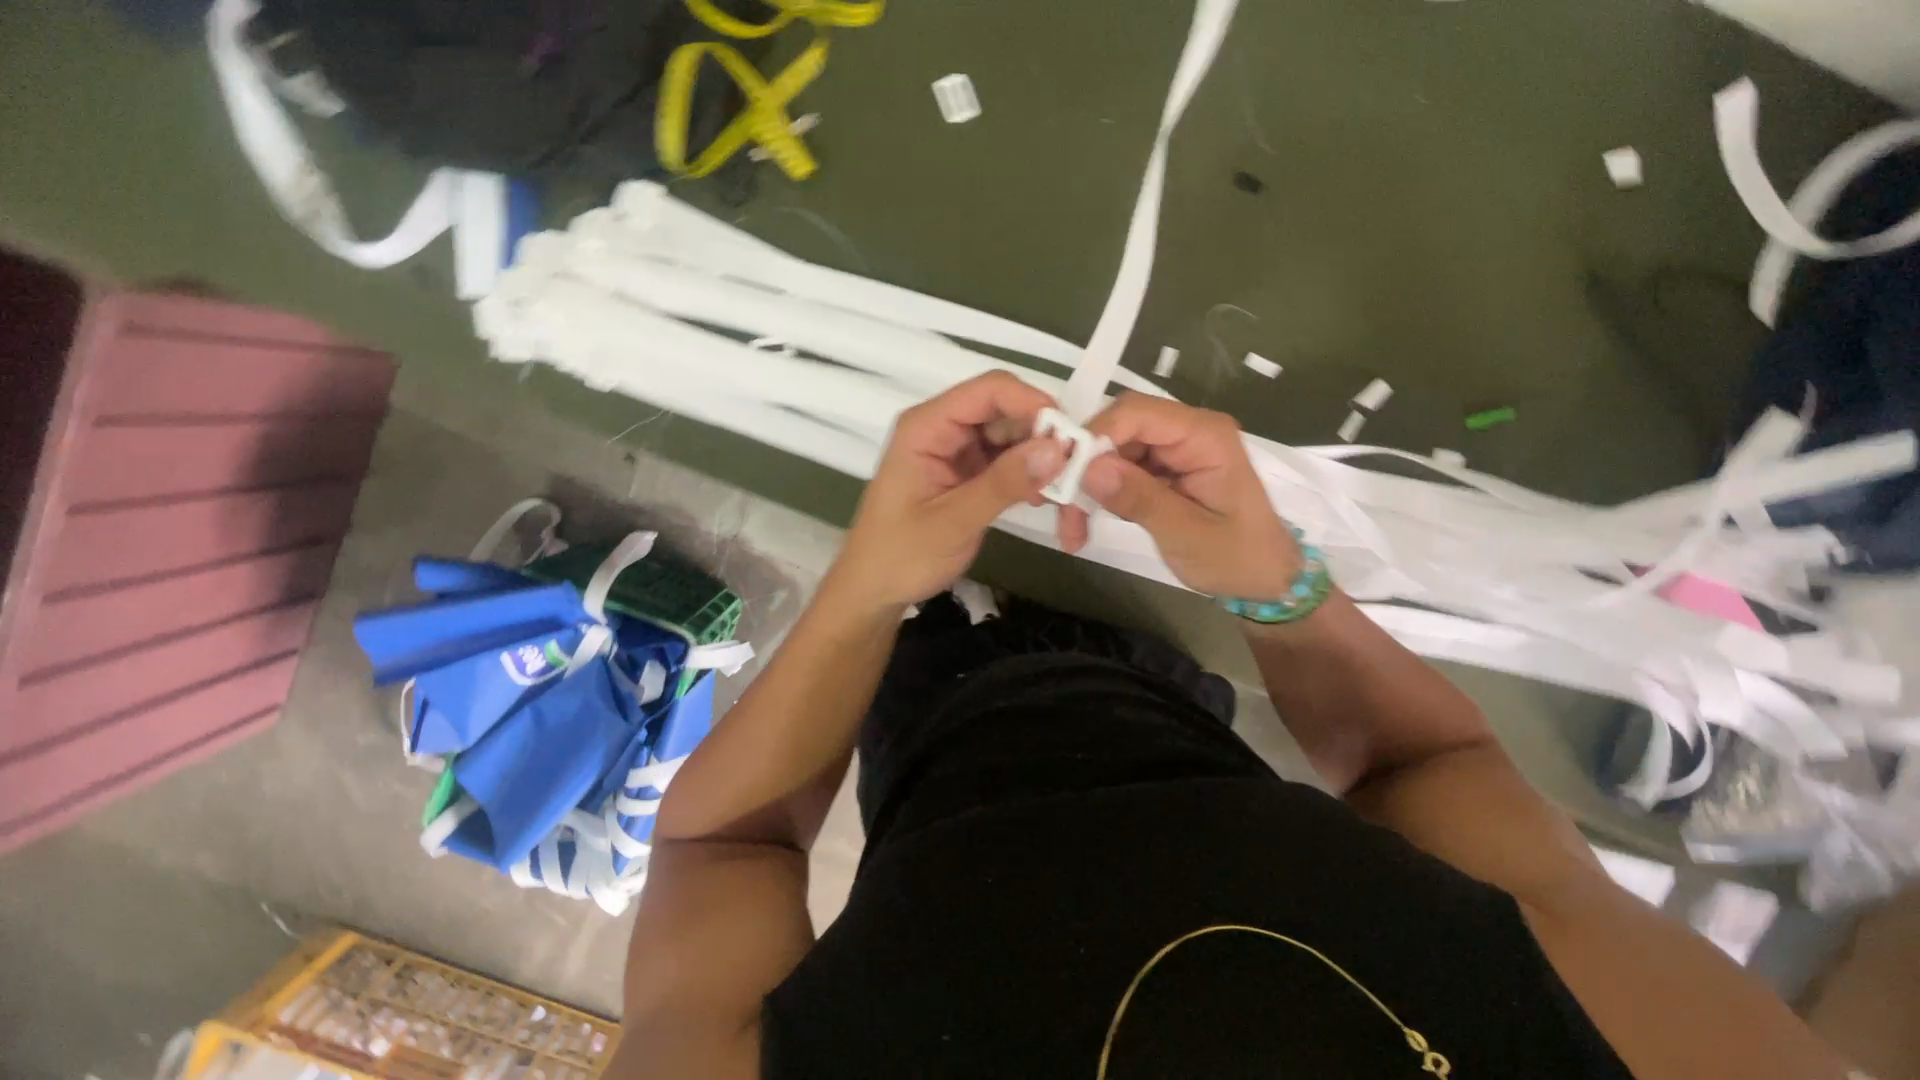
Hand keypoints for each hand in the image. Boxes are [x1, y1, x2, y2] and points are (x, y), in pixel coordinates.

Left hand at [829, 373, 1065, 611]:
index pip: (988, 391)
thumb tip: (1058, 449)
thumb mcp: (954, 521)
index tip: (1071, 438)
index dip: (1033, 404)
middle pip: (1007, 412)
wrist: (873, 591)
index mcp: (927, 427)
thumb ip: (1003, 483)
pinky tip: (1047, 504)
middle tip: (1078, 475)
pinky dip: (1031, 478)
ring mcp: (957, 451)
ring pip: (1014, 438)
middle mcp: (943, 429)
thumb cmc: (901, 556)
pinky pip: (1009, 462)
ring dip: (1043, 462)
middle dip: (1044, 438)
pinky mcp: (968, 473)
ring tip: (1067, 499)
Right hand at [1059, 394, 1300, 599]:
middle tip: (1059, 509)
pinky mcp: (1163, 469)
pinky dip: (1098, 494)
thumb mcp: (1188, 535)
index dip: (1094, 436)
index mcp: (1205, 436)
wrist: (1268, 581)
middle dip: (1084, 465)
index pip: (1136, 413)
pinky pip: (1119, 468)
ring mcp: (1174, 450)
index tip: (1063, 475)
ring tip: (1070, 529)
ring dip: (1085, 485)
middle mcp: (1188, 432)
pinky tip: (1083, 524)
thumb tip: (1090, 469)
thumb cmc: (1239, 559)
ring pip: (1111, 449)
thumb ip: (1141, 499)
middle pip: (1118, 427)